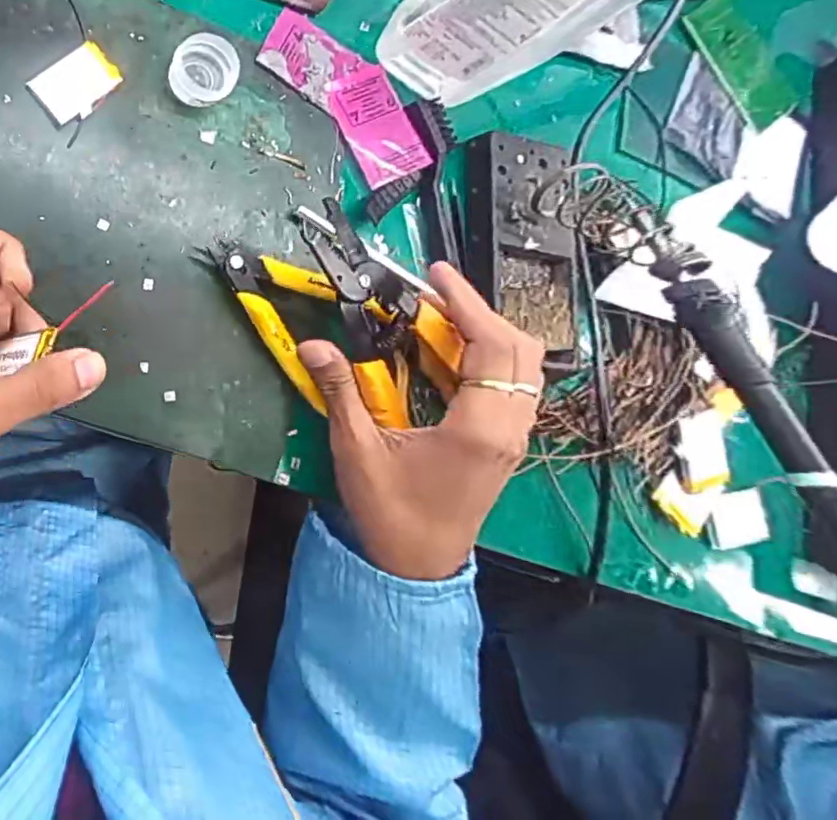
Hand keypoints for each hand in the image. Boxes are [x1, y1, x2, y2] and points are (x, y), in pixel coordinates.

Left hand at [0, 219, 108, 564]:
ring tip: (22, 381)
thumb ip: (32, 390)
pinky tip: (28, 394)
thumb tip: (96, 363)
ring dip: (27, 342)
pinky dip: (24, 367)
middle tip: (20, 351)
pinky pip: (5, 354)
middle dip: (20, 305)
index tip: (19, 291)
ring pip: (5, 318)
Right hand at [296, 262, 544, 579]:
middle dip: (478, 311)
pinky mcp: (501, 443)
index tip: (436, 274)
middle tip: (431, 293)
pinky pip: (509, 385)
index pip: (490, 346)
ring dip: (483, 333)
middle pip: (519, 349)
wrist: (417, 562)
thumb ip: (341, 391)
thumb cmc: (390, 508)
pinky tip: (445, 354)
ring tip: (438, 316)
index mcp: (479, 426)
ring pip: (521, 367)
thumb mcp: (358, 447)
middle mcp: (509, 427)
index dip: (466, 302)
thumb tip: (315, 346)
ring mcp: (511, 436)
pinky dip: (483, 358)